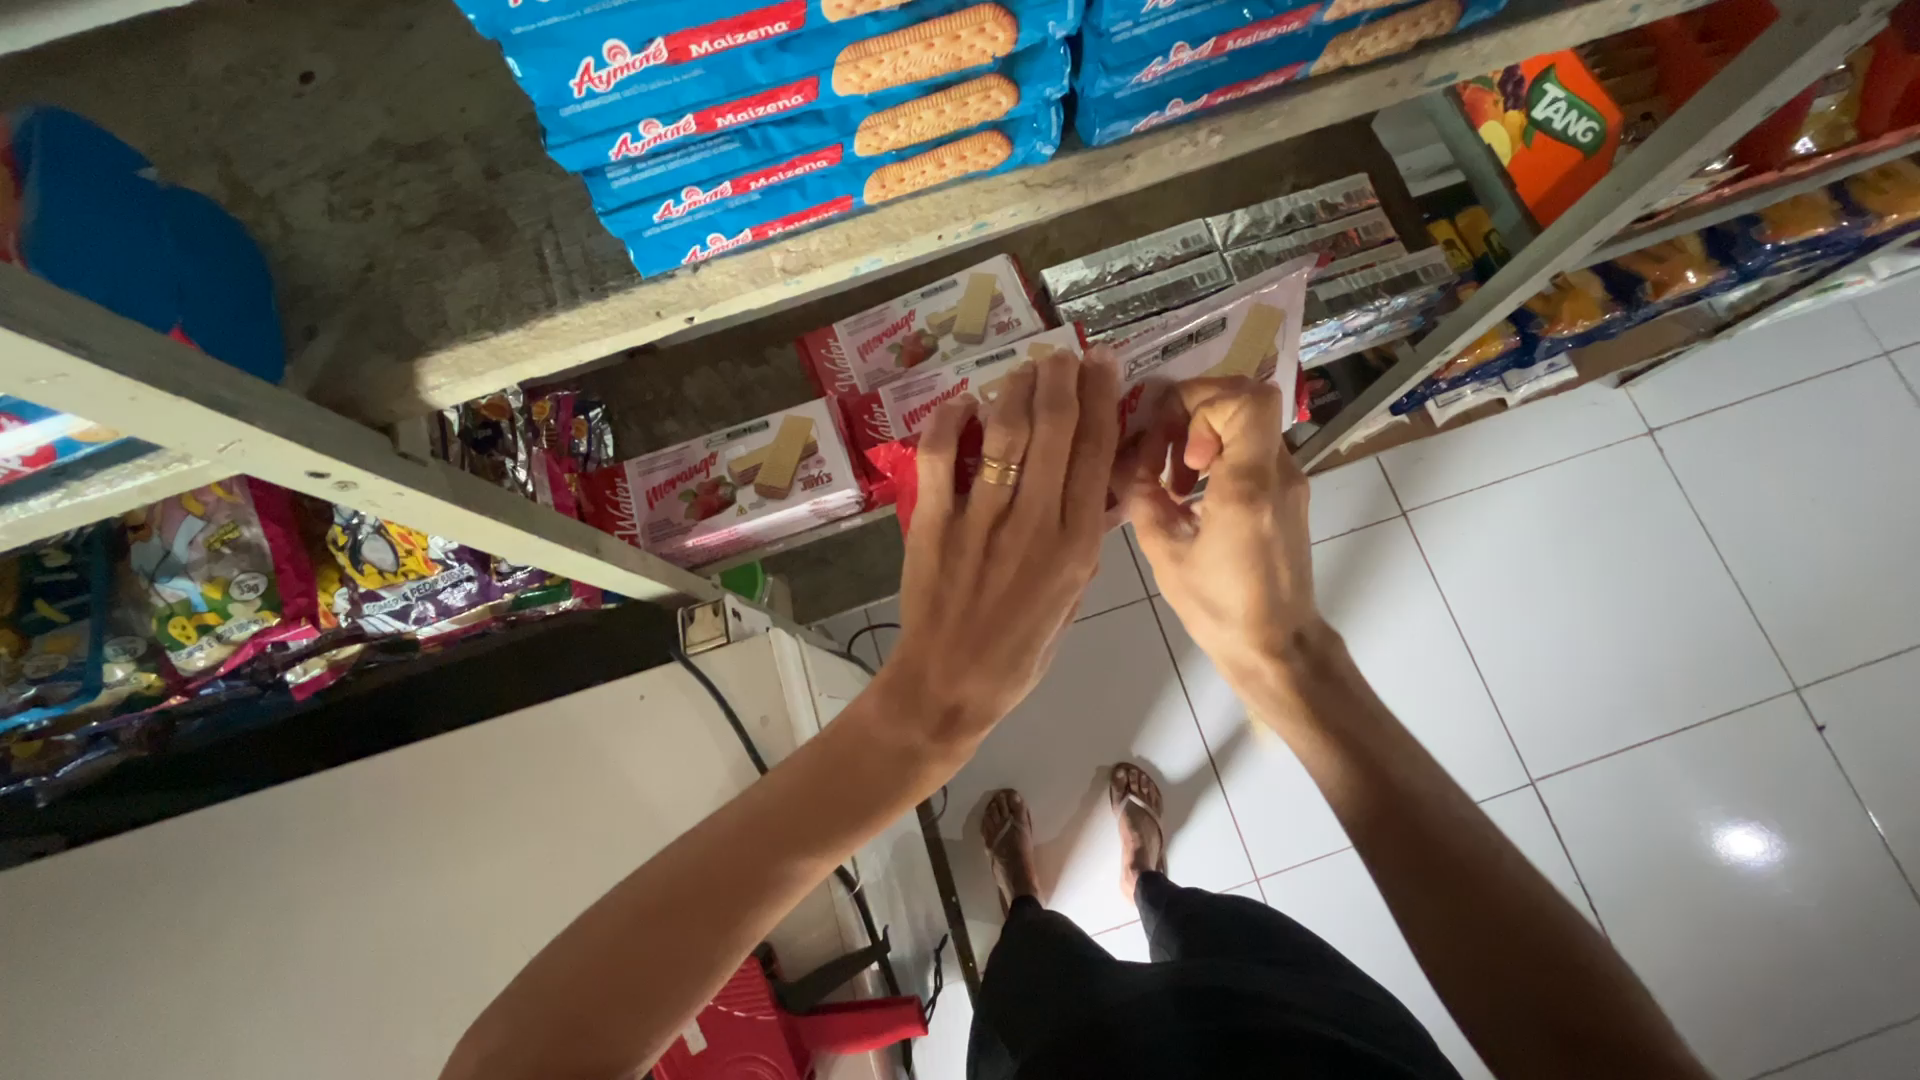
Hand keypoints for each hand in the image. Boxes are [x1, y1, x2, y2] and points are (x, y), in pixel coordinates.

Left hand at [876, 345, 1121, 754]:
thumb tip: (1096, 486)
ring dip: (1017, 388)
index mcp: (1075, 544)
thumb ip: (1084, 541)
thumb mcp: (1072, 599)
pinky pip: (941, 457)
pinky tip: (964, 402)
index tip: (1102, 363)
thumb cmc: (1019, 652)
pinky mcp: (933, 522)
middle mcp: (1034, 522)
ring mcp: (980, 520)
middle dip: (1062, 379)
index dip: (1101, 399)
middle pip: (1054, 429)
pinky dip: (951, 421)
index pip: (1095, 453)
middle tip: (1063, 353)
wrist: (949, 685)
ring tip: (1025, 368)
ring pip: (1005, 434)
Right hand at [1117, 377, 1329, 694]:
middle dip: (1197, 414)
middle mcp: (1278, 473)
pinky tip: (1193, 499)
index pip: (1246, 400)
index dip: (1203, 403)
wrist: (1277, 647)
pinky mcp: (1288, 497)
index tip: (1179, 449)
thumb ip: (1142, 497)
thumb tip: (1121, 462)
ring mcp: (1289, 483)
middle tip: (1169, 458)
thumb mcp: (1165, 554)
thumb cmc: (1219, 609)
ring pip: (1250, 425)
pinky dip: (1220, 457)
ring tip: (1176, 483)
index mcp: (1248, 486)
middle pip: (1246, 401)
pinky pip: (1254, 452)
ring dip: (1206, 437)